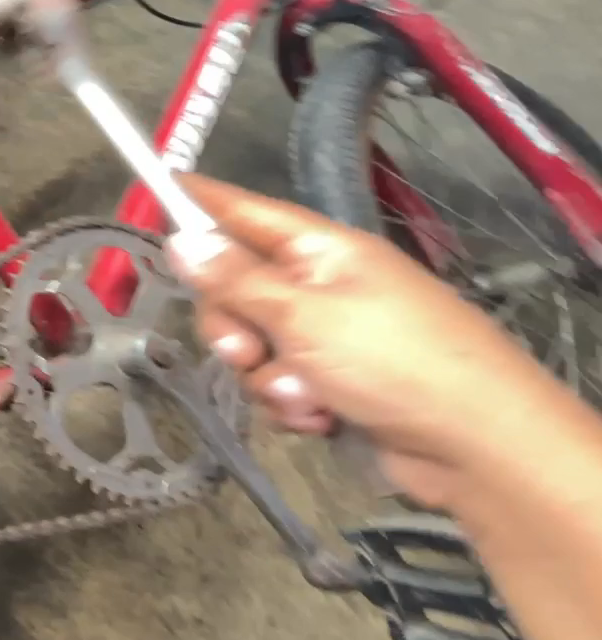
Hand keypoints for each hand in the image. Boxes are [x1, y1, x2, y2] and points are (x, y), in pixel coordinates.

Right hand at [167, 175, 561, 507]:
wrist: (486, 456)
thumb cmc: (397, 365)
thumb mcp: (302, 316)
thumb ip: (233, 279)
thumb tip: (180, 239)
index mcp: (324, 252)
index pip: (244, 211)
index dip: (199, 199)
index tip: (154, 182)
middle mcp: (322, 286)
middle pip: (232, 285)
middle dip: (230, 324)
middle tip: (243, 350)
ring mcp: (329, 334)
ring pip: (249, 339)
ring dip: (262, 372)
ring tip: (300, 396)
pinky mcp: (333, 379)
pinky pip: (275, 378)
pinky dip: (286, 399)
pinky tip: (317, 416)